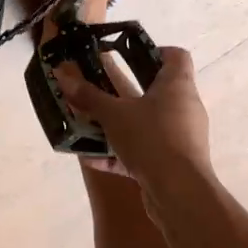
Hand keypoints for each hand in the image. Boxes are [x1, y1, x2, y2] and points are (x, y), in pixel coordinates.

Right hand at [54, 46, 213, 183]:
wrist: (180, 196)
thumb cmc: (152, 139)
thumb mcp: (114, 114)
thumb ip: (89, 96)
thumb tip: (63, 76)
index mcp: (177, 86)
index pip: (175, 56)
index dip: (154, 51)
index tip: (128, 56)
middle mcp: (184, 108)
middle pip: (155, 89)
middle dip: (124, 89)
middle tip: (99, 86)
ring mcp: (181, 138)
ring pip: (147, 122)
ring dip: (120, 123)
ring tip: (91, 123)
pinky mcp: (174, 166)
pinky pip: (145, 151)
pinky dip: (122, 153)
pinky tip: (93, 159)